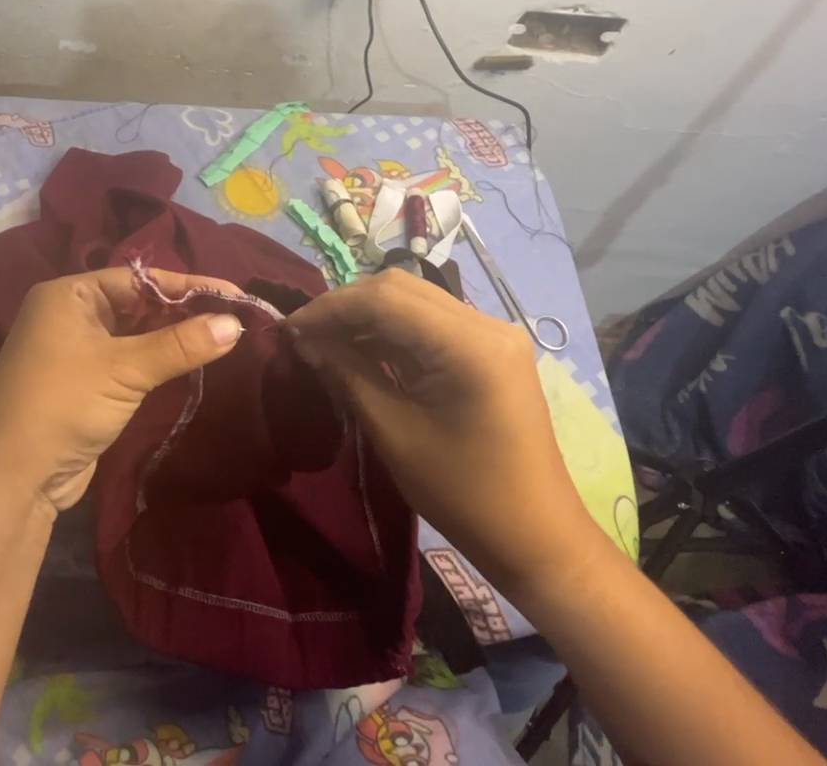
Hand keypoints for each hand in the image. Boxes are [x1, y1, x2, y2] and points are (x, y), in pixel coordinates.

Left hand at [0, 268, 246, 513]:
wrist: (12, 475)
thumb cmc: (63, 404)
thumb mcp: (124, 369)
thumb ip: (180, 344)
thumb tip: (235, 323)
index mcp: (69, 294)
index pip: (139, 279)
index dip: (189, 285)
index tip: (237, 294)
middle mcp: (70, 314)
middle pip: (138, 304)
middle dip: (184, 312)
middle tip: (237, 319)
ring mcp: (76, 351)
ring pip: (136, 335)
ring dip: (174, 338)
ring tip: (226, 338)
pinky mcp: (85, 384)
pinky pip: (129, 361)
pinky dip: (158, 361)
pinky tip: (192, 363)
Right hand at [284, 269, 600, 590]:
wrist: (536, 536)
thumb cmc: (464, 493)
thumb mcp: (395, 433)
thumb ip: (348, 375)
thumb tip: (305, 341)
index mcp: (470, 344)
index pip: (384, 299)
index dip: (329, 308)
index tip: (289, 329)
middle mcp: (487, 324)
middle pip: (399, 289)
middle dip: (345, 306)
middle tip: (303, 334)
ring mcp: (493, 335)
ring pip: (413, 301)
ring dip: (365, 316)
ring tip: (324, 342)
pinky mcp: (490, 350)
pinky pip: (430, 323)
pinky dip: (390, 331)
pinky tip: (361, 351)